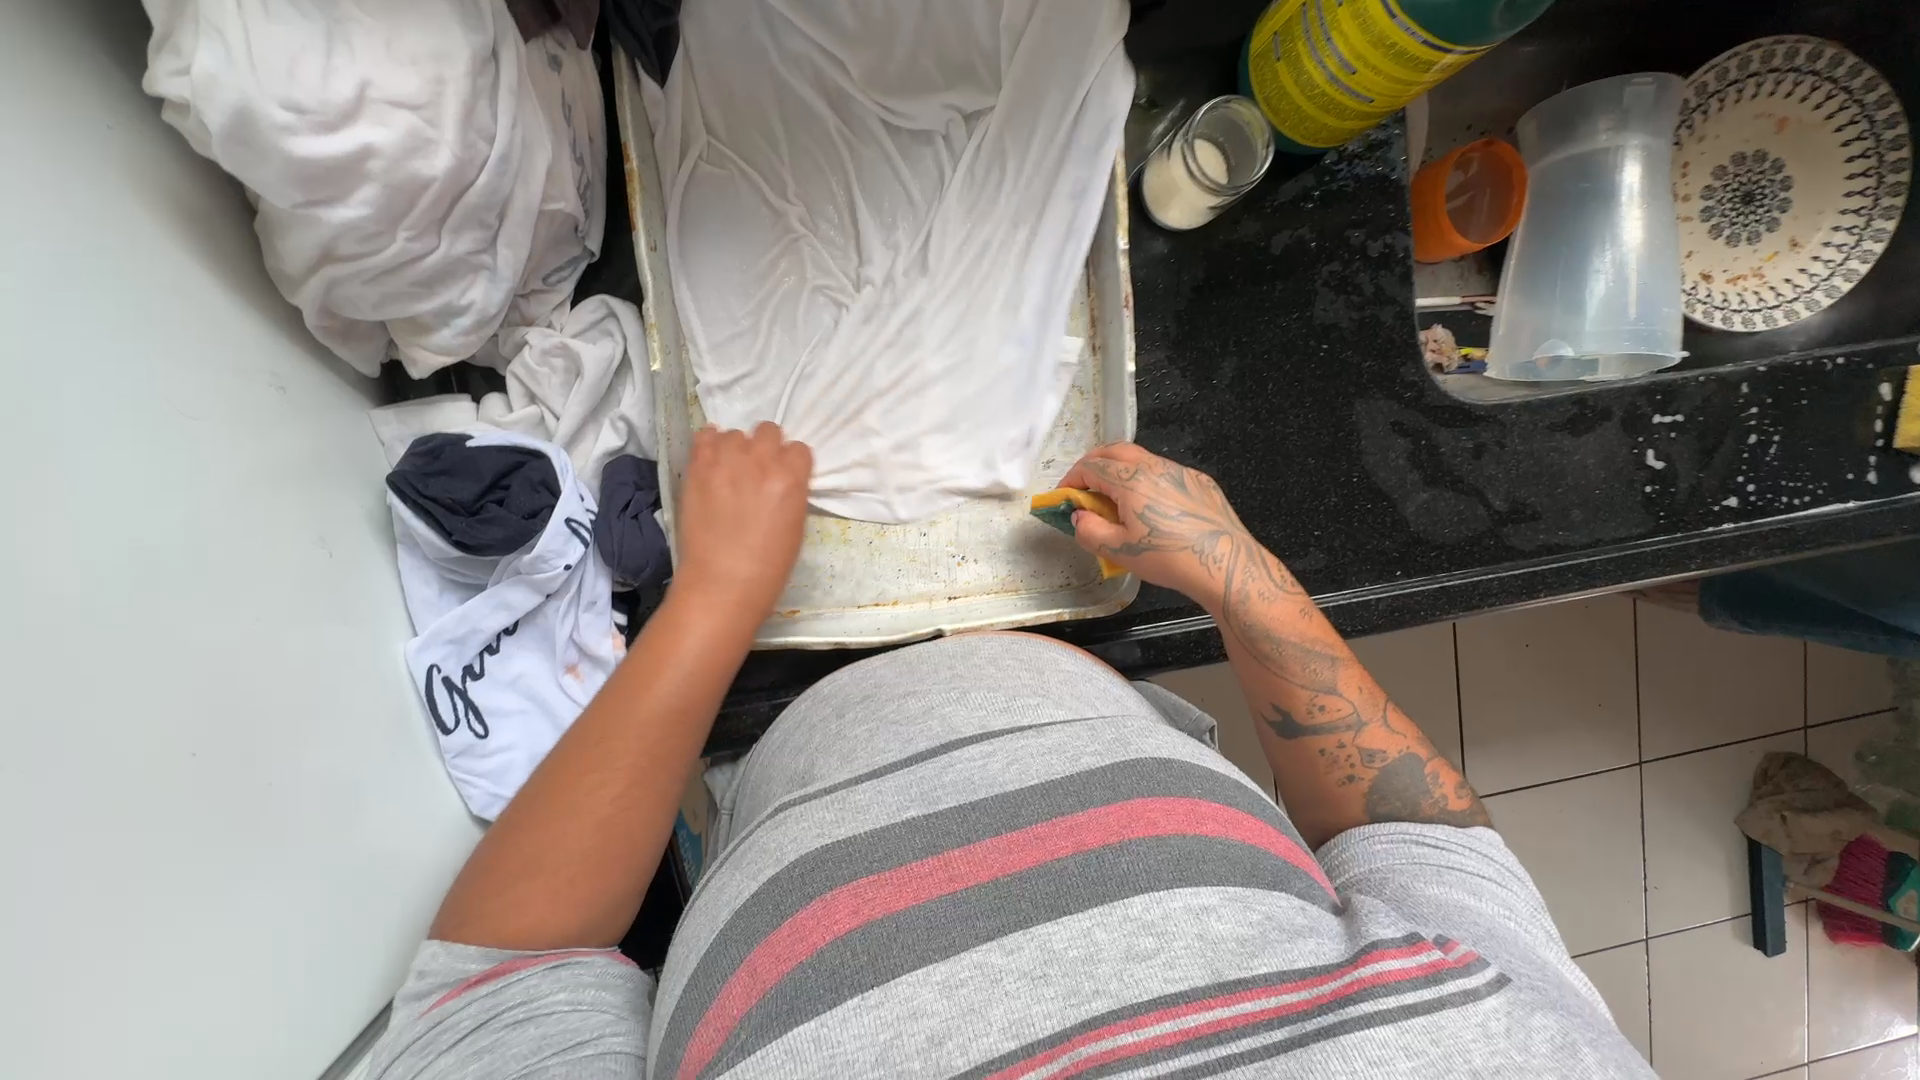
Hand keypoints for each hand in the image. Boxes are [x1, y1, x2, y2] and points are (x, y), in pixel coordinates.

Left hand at [672, 423, 811, 617]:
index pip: (800, 449)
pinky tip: (713, 461)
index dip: (792, 463)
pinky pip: (705, 436)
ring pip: (736, 433)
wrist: (722, 583)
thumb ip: (792, 492)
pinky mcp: (698, 467)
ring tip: (731, 471)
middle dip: (767, 447)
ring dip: (737, 448)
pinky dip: (711, 443)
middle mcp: (760, 461)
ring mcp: (726, 461)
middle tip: (758, 471)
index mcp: (791, 478)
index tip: (785, 477)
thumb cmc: (768, 566)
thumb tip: (782, 479)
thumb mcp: (796, 525)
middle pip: (769, 431)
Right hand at [1059, 442, 1252, 611]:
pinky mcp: (1199, 482)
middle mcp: (1155, 467)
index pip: (1091, 467)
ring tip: (1114, 497)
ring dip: (1120, 470)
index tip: (1064, 496)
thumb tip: (1079, 517)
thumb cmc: (1168, 558)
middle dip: (1093, 464)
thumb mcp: (1118, 550)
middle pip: (1115, 450)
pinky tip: (1150, 508)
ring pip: (1142, 459)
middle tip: (1083, 485)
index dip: (1072, 479)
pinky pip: (1164, 473)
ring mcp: (1180, 472)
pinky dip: (1146, 480)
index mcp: (1131, 479)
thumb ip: (1089, 530)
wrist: (1224, 565)